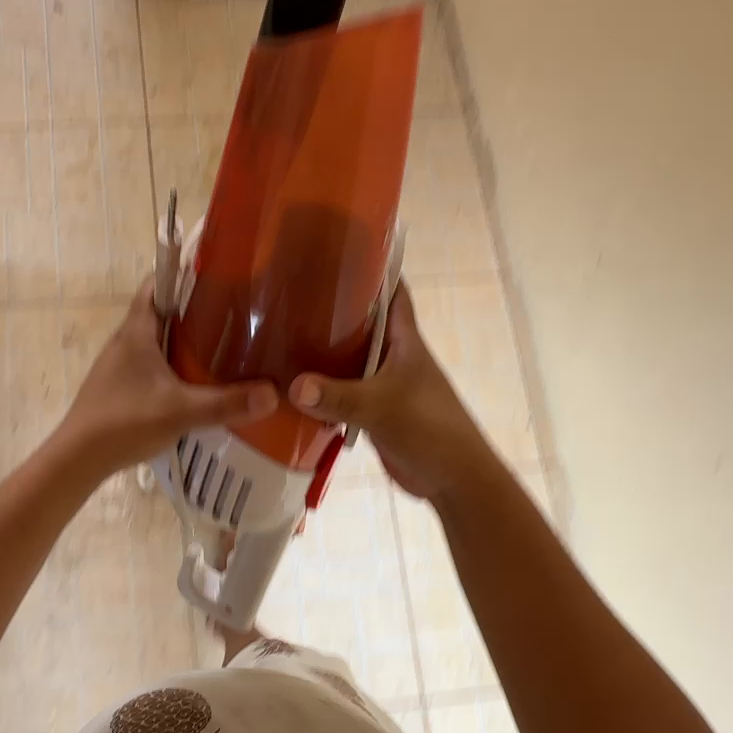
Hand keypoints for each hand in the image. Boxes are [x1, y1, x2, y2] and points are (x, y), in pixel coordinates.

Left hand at [53, 282, 278, 477]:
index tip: (217, 274)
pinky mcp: (119, 387)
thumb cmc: (124, 422)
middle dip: (193, 310)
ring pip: (155, 341)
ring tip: (221, 346)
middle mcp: (125, 341)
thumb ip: (226, 403)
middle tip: (232, 314)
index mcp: (136, 331)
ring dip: (183, 340)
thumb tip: (273, 395)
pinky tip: (193, 383)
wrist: (78, 458)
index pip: (156, 284)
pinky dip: (172, 366)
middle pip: (160, 312)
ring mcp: (118, 365)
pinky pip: (150, 365)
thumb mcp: (181, 411)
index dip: (183, 273)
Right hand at [288, 285, 500, 501]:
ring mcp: (383, 385)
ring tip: (279, 334)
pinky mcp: (373, 412)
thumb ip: (338, 397)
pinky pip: (343, 391)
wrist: (453, 479)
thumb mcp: (382, 408)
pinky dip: (322, 387)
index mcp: (405, 341)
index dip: (370, 269)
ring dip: (323, 350)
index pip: (391, 293)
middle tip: (288, 294)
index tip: (334, 252)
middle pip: (362, 324)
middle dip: (332, 309)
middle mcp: (394, 357)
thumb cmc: (430, 429)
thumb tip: (292, 386)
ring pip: (349, 359)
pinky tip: (292, 385)